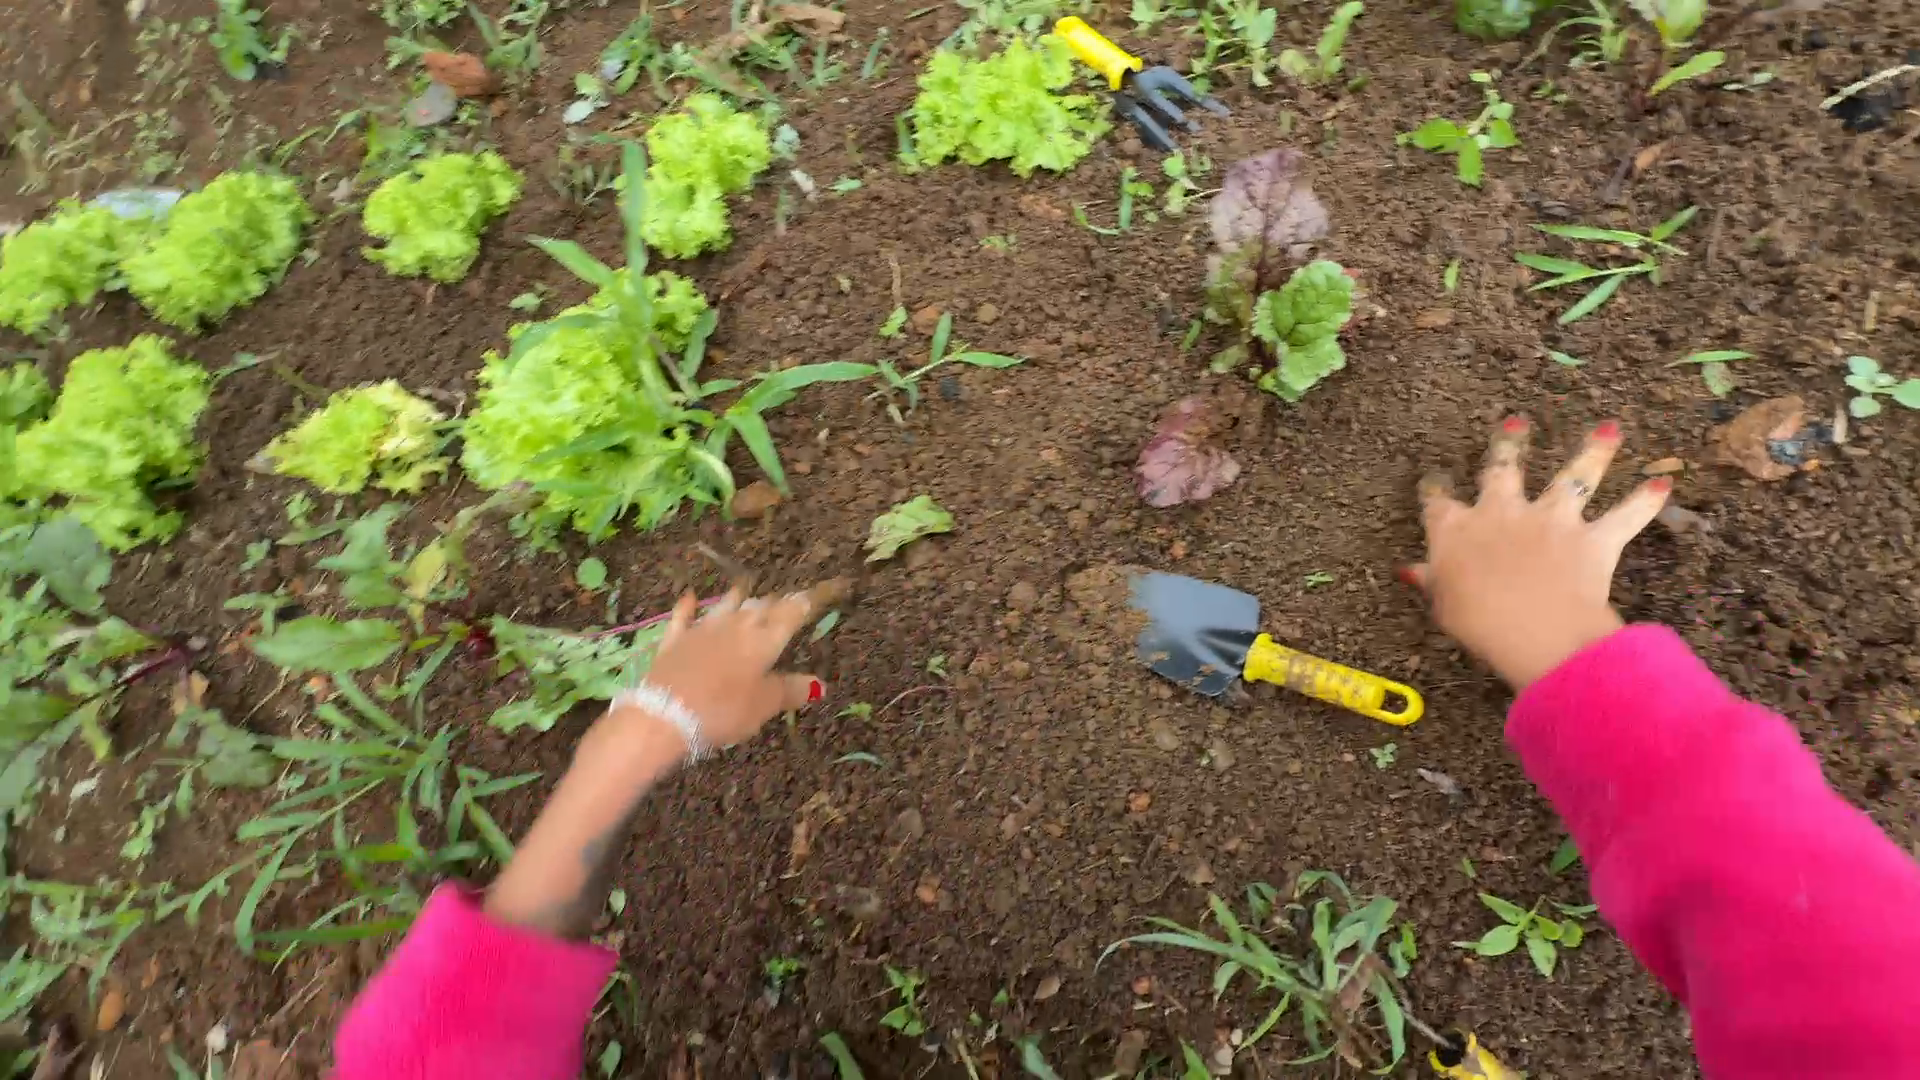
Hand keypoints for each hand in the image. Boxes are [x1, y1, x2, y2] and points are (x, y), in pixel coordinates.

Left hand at [589, 588, 823, 765]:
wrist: (663, 716)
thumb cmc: (724, 710)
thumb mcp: (765, 705)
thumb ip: (792, 690)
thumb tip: (820, 684)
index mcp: (765, 638)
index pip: (796, 610)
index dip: (815, 598)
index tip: (833, 586)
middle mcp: (737, 625)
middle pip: (763, 605)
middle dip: (780, 601)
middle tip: (791, 600)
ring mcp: (703, 629)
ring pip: (728, 604)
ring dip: (741, 598)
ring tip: (749, 591)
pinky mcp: (675, 640)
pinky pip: (684, 617)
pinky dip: (689, 606)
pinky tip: (690, 597)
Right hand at [1405, 417, 1669, 690]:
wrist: (1537, 631)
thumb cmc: (1477, 620)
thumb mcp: (1443, 602)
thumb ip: (1432, 580)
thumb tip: (1410, 570)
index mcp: (1455, 529)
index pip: (1438, 502)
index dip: (1433, 489)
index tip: (1432, 480)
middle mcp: (1501, 513)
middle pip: (1502, 469)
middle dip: (1507, 444)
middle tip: (1516, 423)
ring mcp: (1550, 522)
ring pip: (1573, 478)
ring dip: (1593, 451)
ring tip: (1608, 430)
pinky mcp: (1593, 539)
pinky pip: (1625, 516)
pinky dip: (1646, 501)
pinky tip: (1663, 483)